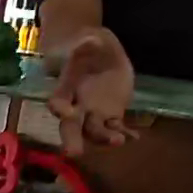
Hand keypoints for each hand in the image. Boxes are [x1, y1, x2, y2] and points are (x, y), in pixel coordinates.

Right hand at [47, 27, 140, 156]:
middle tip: (74, 152)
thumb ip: (86, 44)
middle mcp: (76, 108)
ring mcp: (94, 115)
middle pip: (71, 127)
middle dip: (72, 140)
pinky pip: (116, 128)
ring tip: (118, 140)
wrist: (101, 55)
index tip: (64, 113)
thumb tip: (88, 42)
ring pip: (94, 132)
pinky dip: (124, 133)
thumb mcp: (86, 39)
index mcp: (65, 90)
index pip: (58, 102)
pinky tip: (134, 137)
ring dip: (104, 138)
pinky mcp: (112, 116)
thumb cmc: (88, 46)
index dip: (60, 109)